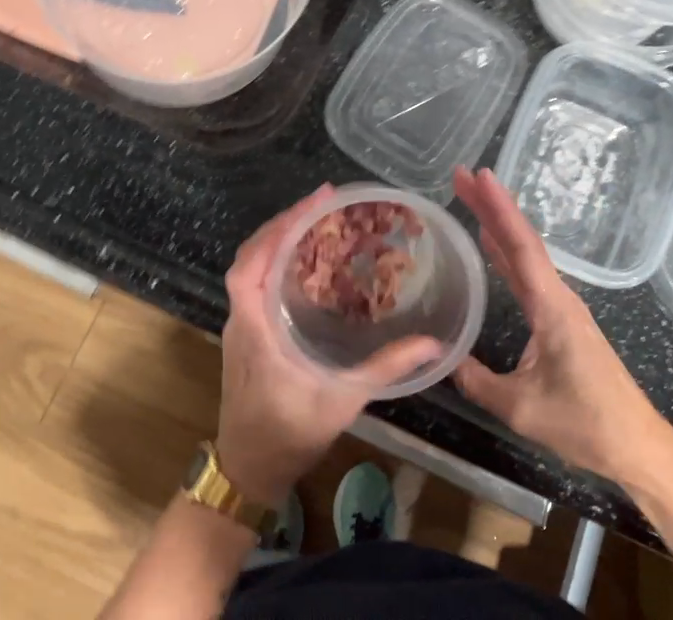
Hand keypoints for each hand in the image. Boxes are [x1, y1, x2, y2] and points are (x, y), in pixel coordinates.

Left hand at [217, 185, 441, 505]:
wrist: (248, 469)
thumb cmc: (287, 434)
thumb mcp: (341, 400)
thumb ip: (384, 369)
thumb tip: (431, 344)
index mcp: (253, 326)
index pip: (253, 260)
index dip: (279, 227)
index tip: (316, 201)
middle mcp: (241, 318)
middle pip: (252, 255)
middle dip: (285, 224)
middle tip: (326, 203)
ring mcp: (241, 327)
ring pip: (253, 269)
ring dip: (280, 241)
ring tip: (320, 223)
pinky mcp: (248, 336)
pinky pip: (257, 285)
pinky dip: (278, 263)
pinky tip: (309, 264)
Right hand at [450, 167, 671, 485]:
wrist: (635, 445)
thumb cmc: (584, 423)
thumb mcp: (520, 407)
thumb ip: (478, 381)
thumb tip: (446, 360)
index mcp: (552, 309)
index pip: (522, 248)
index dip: (500, 209)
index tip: (479, 176)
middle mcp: (559, 299)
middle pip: (522, 241)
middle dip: (492, 206)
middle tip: (460, 177)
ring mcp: (561, 309)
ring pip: (526, 255)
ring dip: (498, 225)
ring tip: (469, 199)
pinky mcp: (560, 323)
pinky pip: (529, 276)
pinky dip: (506, 253)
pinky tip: (490, 246)